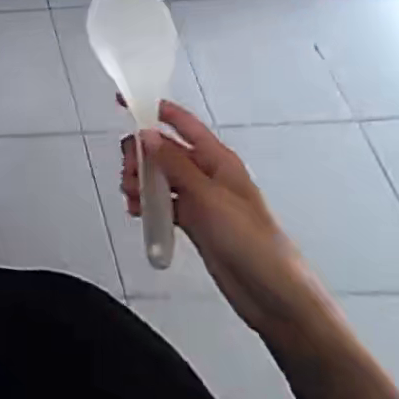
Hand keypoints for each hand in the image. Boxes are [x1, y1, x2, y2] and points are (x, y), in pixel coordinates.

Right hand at [121, 101, 326, 340]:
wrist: (273, 296)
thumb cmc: (252, 242)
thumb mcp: (209, 198)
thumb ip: (175, 166)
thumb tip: (147, 135)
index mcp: (218, 159)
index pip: (182, 123)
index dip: (155, 110)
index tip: (126, 102)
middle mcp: (208, 174)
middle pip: (166, 151)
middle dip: (142, 155)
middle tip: (128, 170)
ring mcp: (201, 199)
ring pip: (162, 178)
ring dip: (142, 181)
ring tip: (131, 195)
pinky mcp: (195, 223)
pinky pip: (166, 204)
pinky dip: (149, 205)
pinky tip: (138, 211)